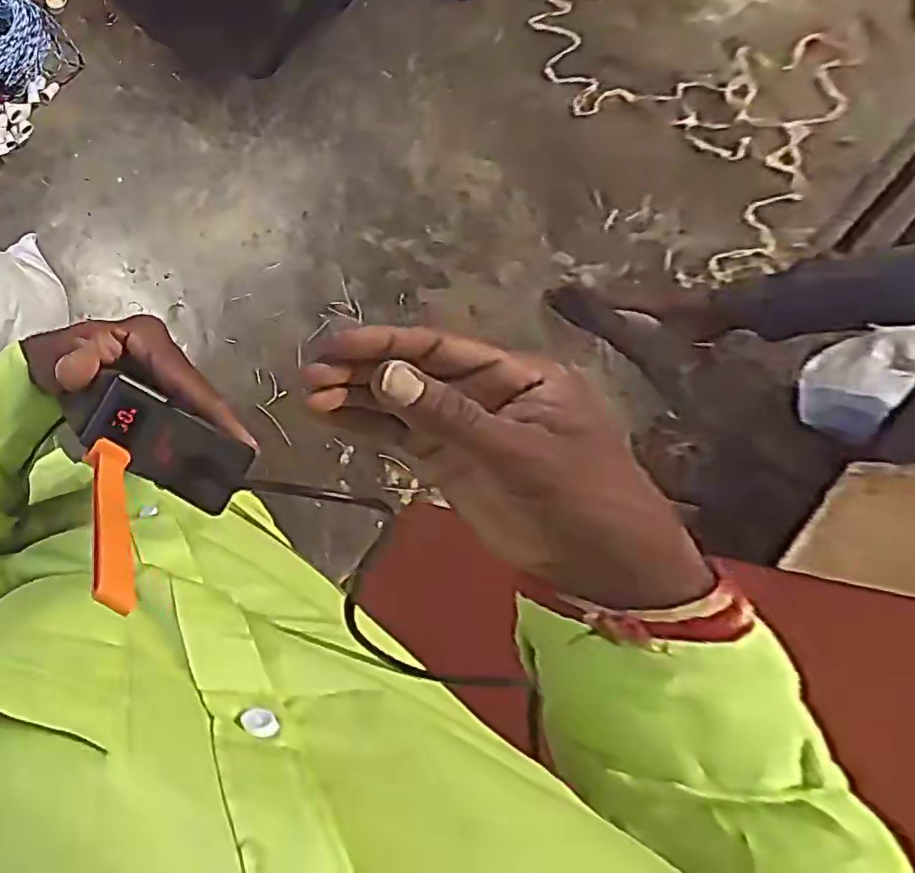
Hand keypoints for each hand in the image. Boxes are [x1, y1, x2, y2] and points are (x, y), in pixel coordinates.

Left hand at [21, 316, 258, 450]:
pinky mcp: (149, 387)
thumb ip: (71, 361)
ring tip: (223, 465)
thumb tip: (79, 367)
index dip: (212, 408)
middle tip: (236, 461)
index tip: (238, 439)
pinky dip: (180, 433)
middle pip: (194, 392)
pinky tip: (191, 459)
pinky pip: (172, 412)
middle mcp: (157, 350)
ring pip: (187, 404)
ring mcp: (155, 369)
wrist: (39, 370)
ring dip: (202, 432)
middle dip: (214, 425)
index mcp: (144, 337)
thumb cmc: (52, 359)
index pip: (185, 377)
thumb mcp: (58, 357)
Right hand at [301, 326, 712, 609]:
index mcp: (513, 376)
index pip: (438, 348)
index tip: (336, 345)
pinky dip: (358, 422)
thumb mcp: (519, 453)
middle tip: (312, 375)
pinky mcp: (437, 453)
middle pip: (407, 370)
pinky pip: (390, 429)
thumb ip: (448, 414)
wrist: (604, 571)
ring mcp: (454, 423)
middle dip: (358, 369)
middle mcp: (478, 391)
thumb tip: (385, 374)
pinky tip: (326, 416)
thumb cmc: (583, 500)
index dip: (384, 344)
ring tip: (310, 396)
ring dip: (350, 395)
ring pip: (392, 399)